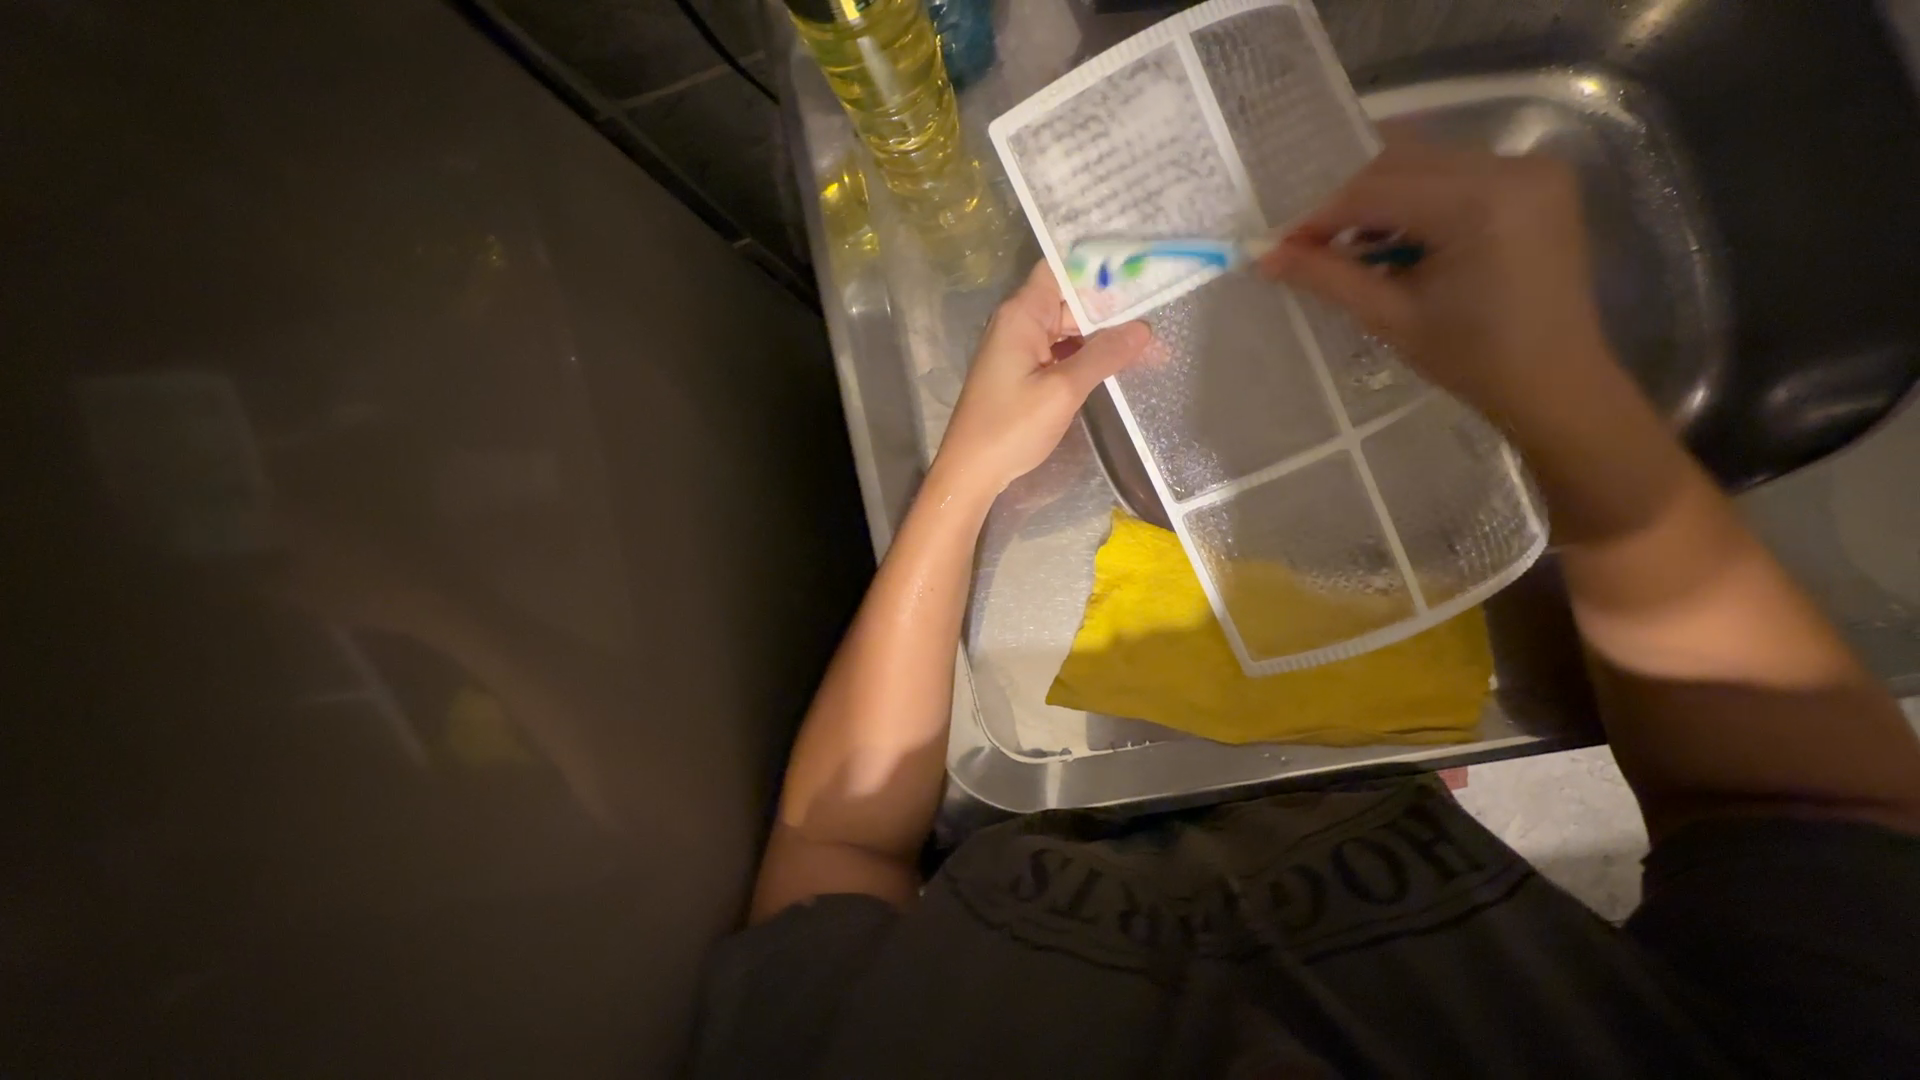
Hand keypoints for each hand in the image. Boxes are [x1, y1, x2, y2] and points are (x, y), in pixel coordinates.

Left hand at [929, 260, 1151, 500]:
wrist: (971, 472)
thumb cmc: (1011, 427)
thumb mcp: (1063, 390)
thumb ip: (1104, 355)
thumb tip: (1143, 328)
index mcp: (1021, 315)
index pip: (1060, 268)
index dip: (1097, 263)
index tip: (1138, 262)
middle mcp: (1018, 323)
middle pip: (1069, 299)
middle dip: (1110, 303)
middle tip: (1159, 303)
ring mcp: (1019, 349)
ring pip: (1067, 328)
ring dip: (1102, 333)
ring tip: (1150, 336)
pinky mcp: (1022, 373)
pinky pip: (1060, 351)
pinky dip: (1086, 355)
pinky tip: (1118, 361)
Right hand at [1257, 142, 1610, 420]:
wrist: (1554, 381)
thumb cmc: (1472, 358)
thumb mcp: (1390, 317)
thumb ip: (1327, 277)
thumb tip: (1265, 257)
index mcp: (1481, 201)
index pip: (1376, 188)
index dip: (1319, 214)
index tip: (1279, 244)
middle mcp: (1511, 167)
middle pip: (1401, 161)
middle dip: (1345, 199)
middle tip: (1304, 242)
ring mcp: (1529, 169)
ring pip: (1425, 163)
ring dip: (1376, 197)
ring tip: (1345, 245)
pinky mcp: (1534, 182)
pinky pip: (1455, 174)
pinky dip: (1413, 200)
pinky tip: (1391, 238)